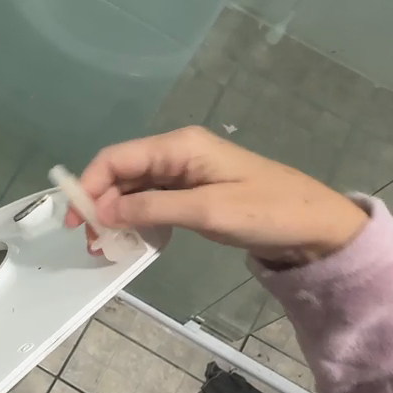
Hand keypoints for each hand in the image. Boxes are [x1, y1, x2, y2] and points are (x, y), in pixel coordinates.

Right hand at [64, 126, 368, 266]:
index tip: (76, 220)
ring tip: (105, 245)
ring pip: (131, 190)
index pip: (116, 158)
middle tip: (90, 241)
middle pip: (119, 173)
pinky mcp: (189, 193)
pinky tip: (129, 239)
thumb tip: (104, 210)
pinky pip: (149, 202)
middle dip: (98, 204)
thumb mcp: (206, 211)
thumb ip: (152, 208)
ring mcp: (182, 173)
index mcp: (179, 147)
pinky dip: (134, 219)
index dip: (89, 185)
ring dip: (114, 215)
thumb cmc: (266, 211)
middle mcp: (176, 154)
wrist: (315, 226)